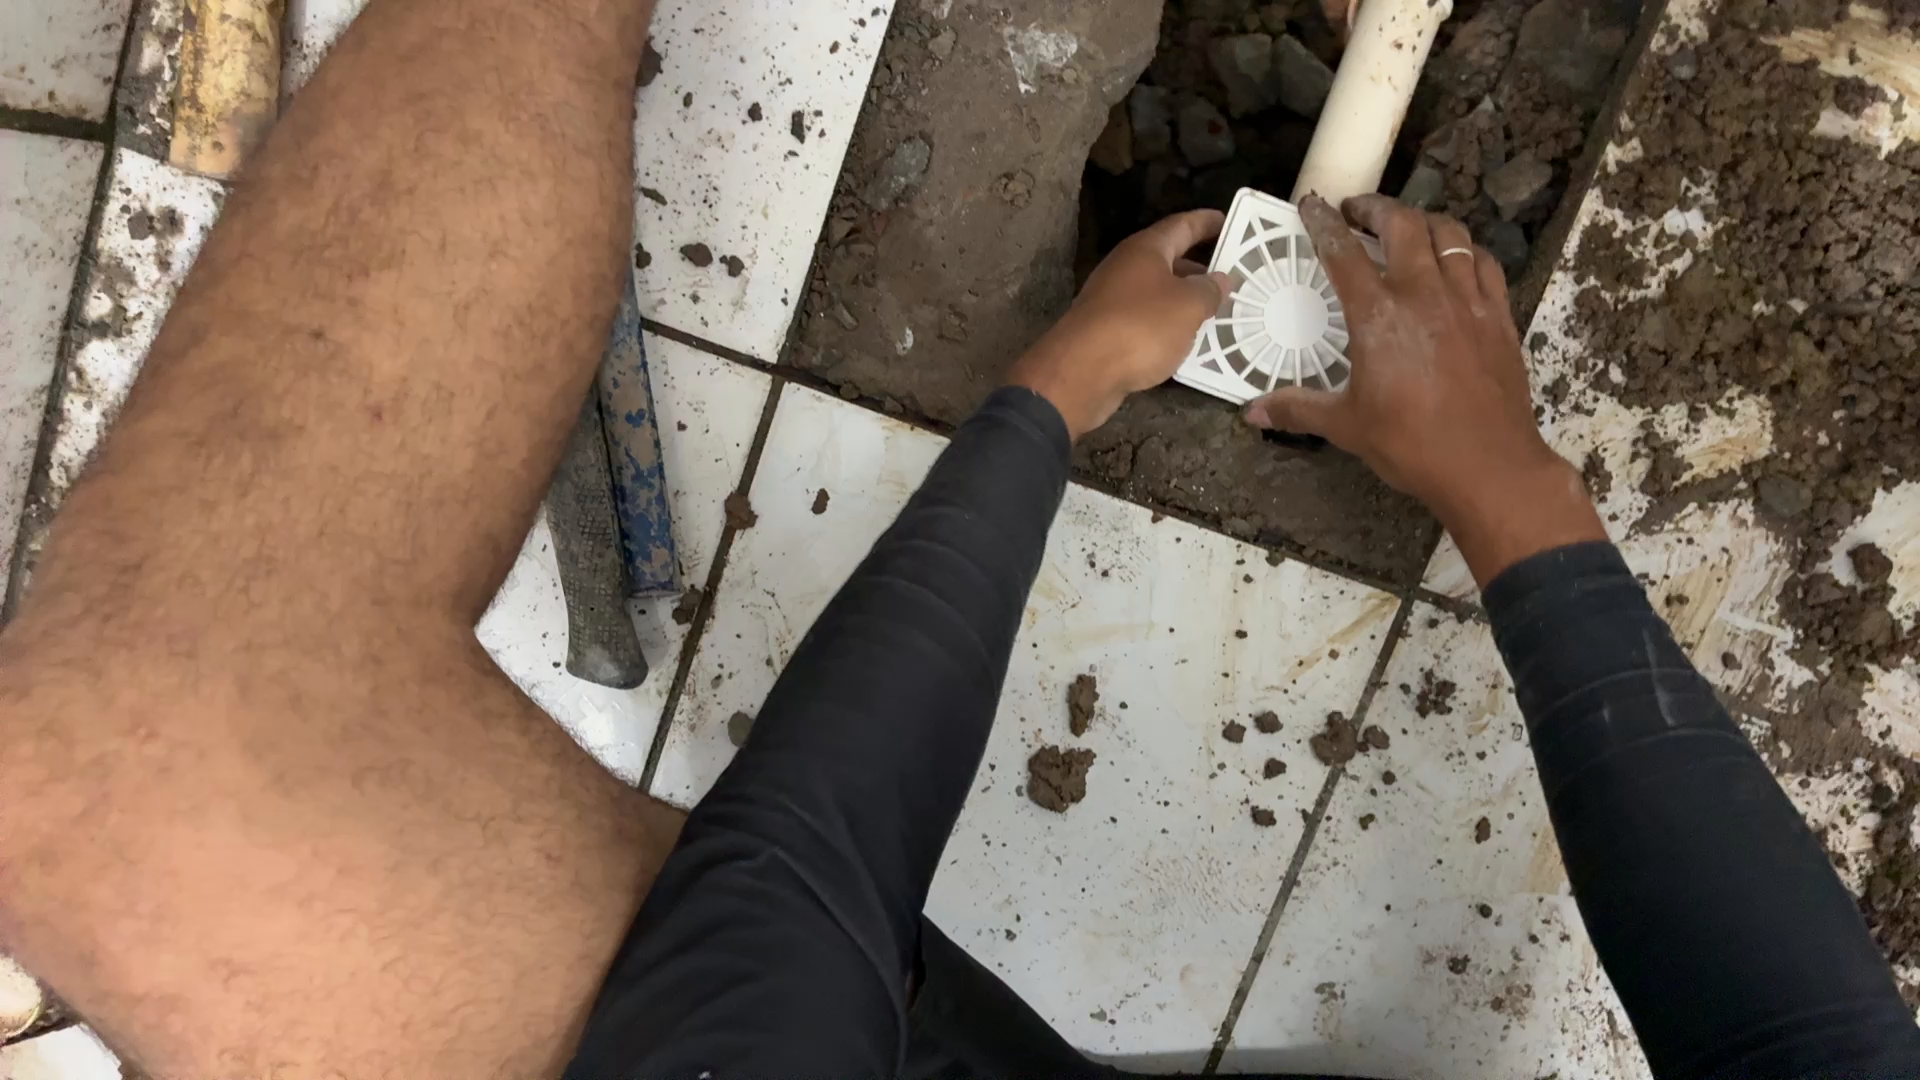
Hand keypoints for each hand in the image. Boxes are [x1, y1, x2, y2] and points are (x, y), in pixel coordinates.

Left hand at [1008, 210, 1231, 440]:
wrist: (1081, 373)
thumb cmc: (1139, 327)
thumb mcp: (1188, 306)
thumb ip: (1209, 290)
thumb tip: (1219, 280)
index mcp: (1144, 249)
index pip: (1181, 225)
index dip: (1207, 222)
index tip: (1230, 222)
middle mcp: (1123, 270)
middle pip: (1166, 262)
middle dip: (1197, 269)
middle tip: (1229, 279)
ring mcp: (1109, 304)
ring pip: (1154, 296)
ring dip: (1181, 302)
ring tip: (1213, 314)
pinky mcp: (1103, 335)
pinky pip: (1142, 324)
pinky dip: (1163, 329)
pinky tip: (1182, 344)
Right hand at [1243, 194, 1603, 584]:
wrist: (1487, 464)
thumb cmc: (1408, 442)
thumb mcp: (1344, 425)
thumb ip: (1296, 409)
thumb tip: (1251, 413)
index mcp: (1379, 316)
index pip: (1344, 255)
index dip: (1324, 225)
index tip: (1313, 205)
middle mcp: (1425, 294)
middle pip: (1404, 225)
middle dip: (1376, 209)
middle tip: (1356, 211)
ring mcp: (1468, 300)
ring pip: (1450, 234)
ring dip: (1422, 221)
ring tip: (1404, 228)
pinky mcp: (1499, 314)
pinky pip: (1483, 262)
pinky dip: (1462, 250)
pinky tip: (1452, 261)